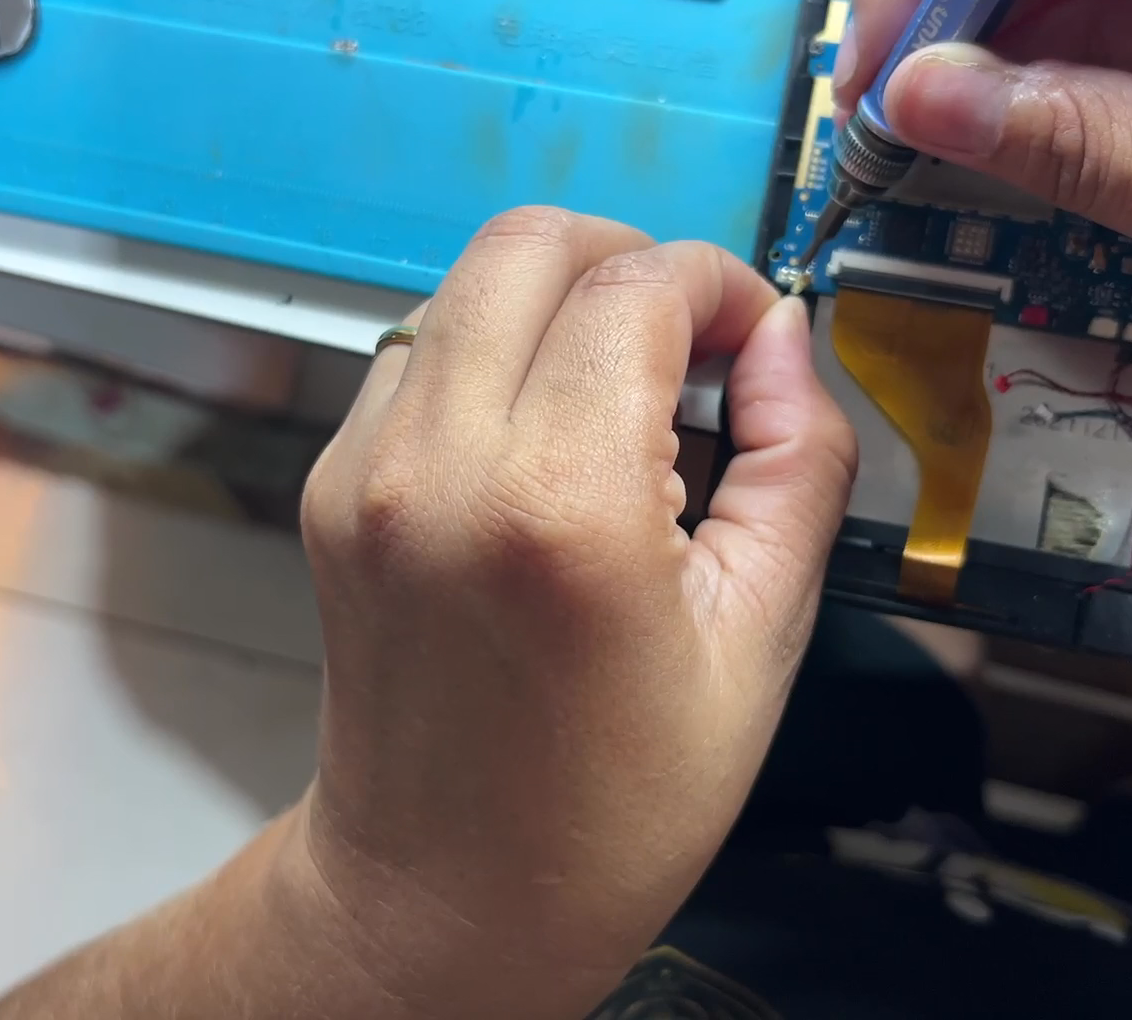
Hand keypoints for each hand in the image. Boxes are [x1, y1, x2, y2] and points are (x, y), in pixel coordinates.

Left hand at [293, 209, 856, 1013]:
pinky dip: (494, 356)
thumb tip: (779, 342)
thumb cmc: (613, 800)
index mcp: (561, 505)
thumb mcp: (759, 636)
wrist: (444, 889)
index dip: (716, 282)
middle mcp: (438, 463)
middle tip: (683, 338)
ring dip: (557, 306)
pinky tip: (537, 437)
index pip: (638, 288)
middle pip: (529, 242)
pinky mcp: (332, 485)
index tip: (749, 332)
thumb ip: (799, 460)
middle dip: (627, 258)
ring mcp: (363, 469)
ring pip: (467, 287)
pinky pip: (420, 354)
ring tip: (614, 395)